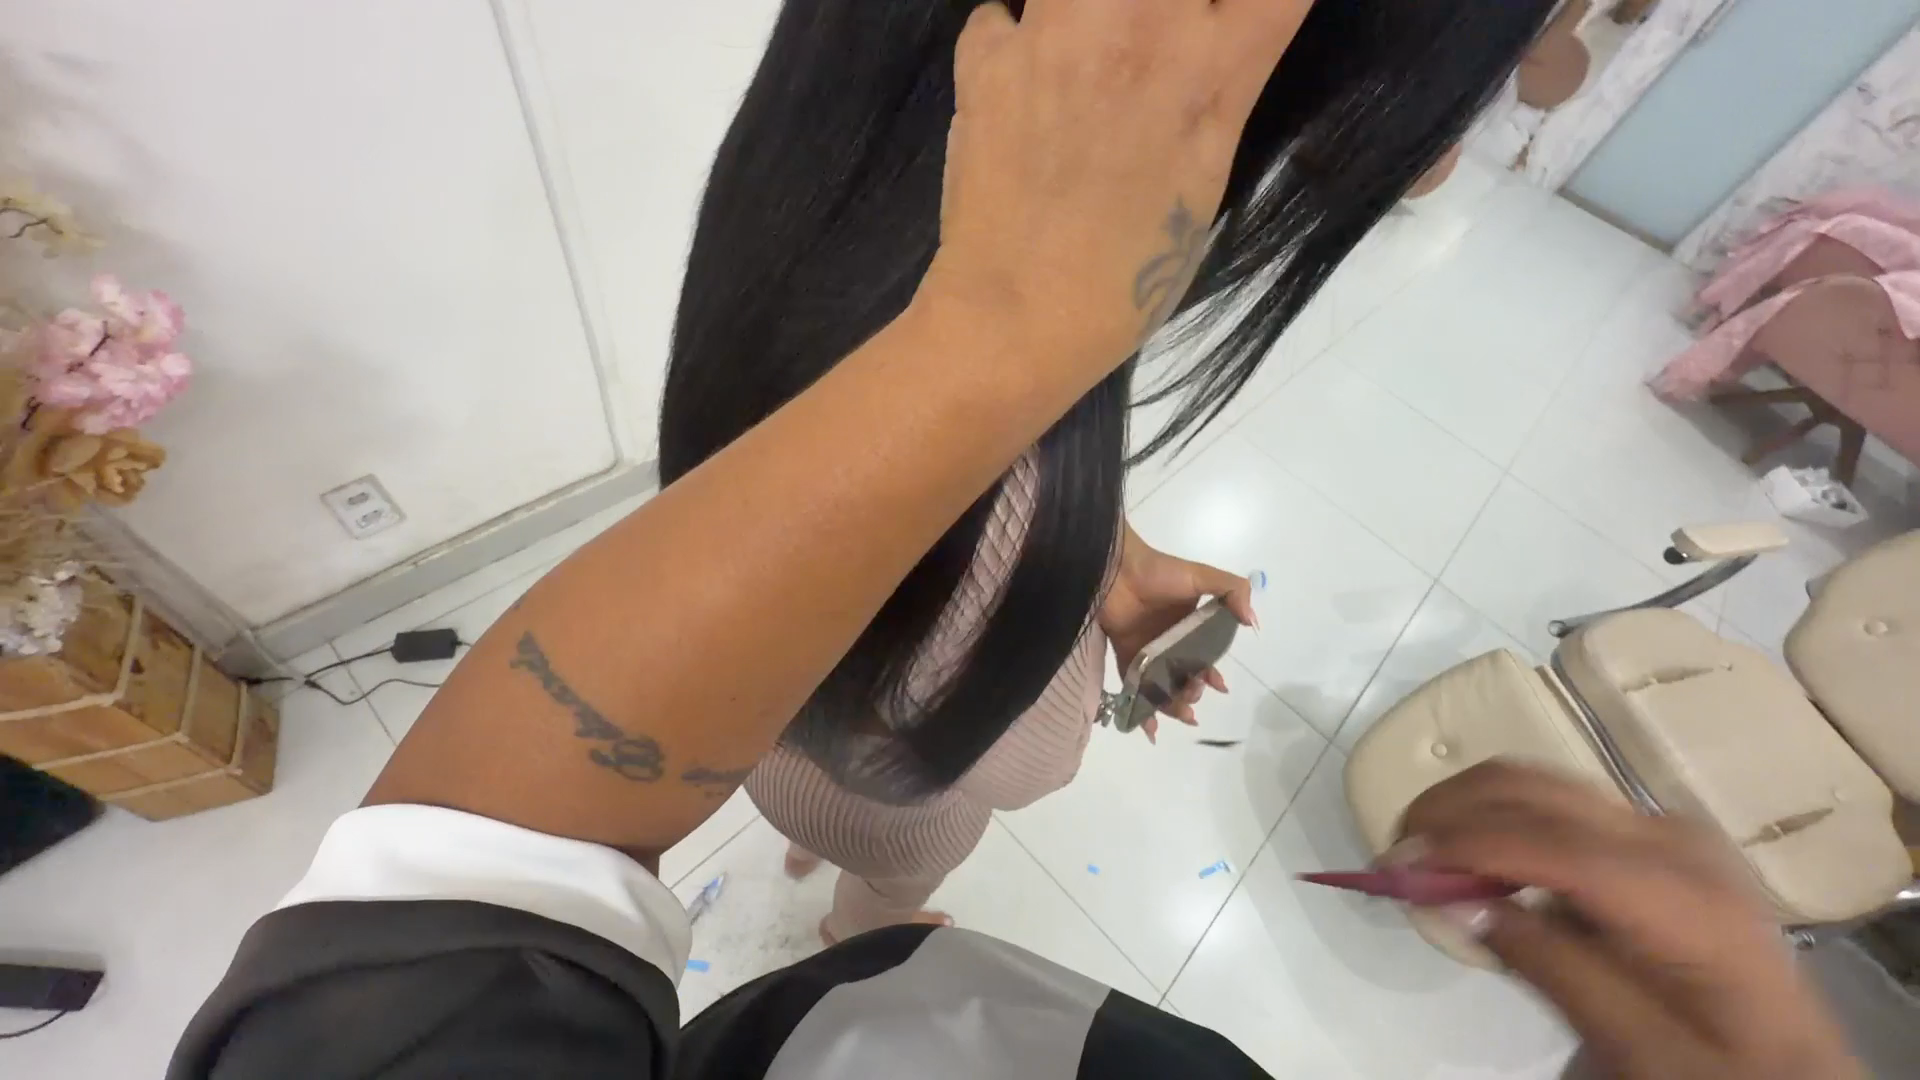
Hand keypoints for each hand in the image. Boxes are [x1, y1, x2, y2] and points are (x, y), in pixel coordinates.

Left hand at [921, 0, 1316, 370]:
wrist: (1014, 321)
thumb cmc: (1123, 286)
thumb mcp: (1201, 193)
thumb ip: (1215, 99)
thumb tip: (1204, 58)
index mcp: (1212, 72)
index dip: (1241, 10)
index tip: (1220, 28)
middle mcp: (1139, 26)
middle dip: (1161, 6)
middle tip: (1140, 42)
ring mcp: (1056, 34)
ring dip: (1080, 9)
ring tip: (1076, 52)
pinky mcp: (987, 62)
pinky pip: (996, 14)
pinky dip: (1009, 38)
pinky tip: (1016, 84)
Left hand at [1099, 526, 1255, 742]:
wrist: (1116, 569)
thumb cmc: (1159, 571)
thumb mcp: (1202, 575)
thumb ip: (1232, 591)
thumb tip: (1252, 621)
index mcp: (1190, 625)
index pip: (1206, 656)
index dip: (1212, 675)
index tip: (1218, 687)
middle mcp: (1170, 641)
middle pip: (1184, 676)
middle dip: (1192, 693)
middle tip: (1192, 697)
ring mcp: (1147, 650)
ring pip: (1162, 686)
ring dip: (1172, 705)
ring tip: (1181, 716)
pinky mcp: (1126, 656)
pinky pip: (1134, 686)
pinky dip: (1141, 708)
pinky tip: (1149, 727)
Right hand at [1402, 762, 1863, 1079]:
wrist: (1787, 1066)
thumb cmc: (1718, 1068)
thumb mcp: (1643, 1051)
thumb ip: (1552, 970)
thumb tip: (1455, 900)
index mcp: (1684, 896)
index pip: (1548, 842)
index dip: (1460, 844)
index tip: (1393, 867)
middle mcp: (1669, 838)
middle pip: (1527, 789)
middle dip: (1445, 812)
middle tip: (1397, 858)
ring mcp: (1655, 825)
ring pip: (1526, 781)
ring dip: (1460, 808)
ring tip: (1423, 856)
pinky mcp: (1638, 829)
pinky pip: (1542, 800)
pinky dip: (1487, 816)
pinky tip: (1470, 860)